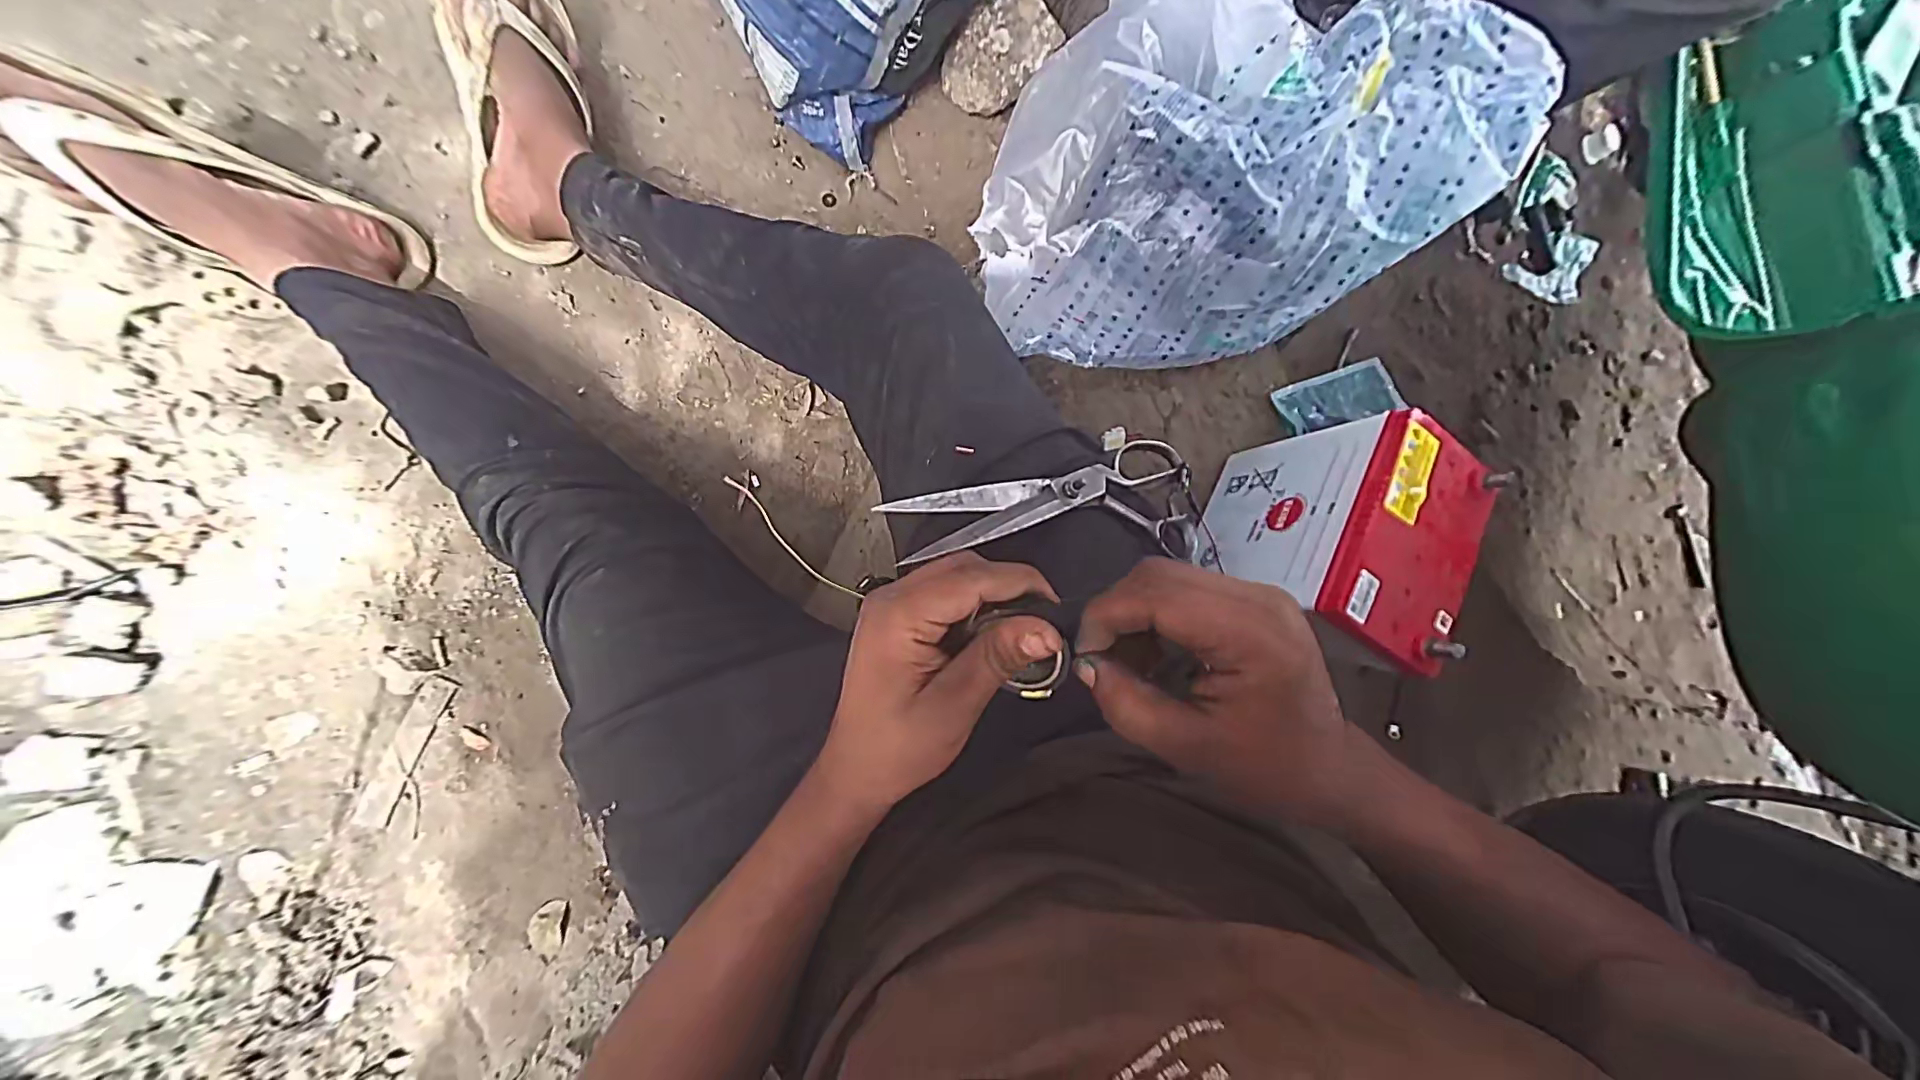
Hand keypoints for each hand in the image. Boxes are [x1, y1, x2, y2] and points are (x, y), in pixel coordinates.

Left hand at [814, 552, 1062, 811]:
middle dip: (1010, 587)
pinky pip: (946, 592)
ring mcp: (892, 602)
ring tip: (1022, 630)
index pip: (971, 578)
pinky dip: (976, 604)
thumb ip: (997, 657)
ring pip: (957, 575)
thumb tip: (1047, 628)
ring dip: (994, 595)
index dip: (1020, 585)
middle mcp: (891, 596)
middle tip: (1043, 623)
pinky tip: (991, 633)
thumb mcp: (954, 705)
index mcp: (898, 614)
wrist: (856, 768)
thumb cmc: (898, 748)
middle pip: (964, 567)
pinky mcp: (898, 614)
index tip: (1056, 611)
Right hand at [1074, 558, 1386, 827]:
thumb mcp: (1185, 747)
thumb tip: (1086, 666)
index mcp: (1250, 632)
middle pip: (1157, 575)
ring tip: (1128, 659)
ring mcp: (1257, 593)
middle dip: (1114, 611)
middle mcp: (1256, 597)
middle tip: (1100, 657)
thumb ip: (1125, 704)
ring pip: (1167, 577)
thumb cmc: (1267, 767)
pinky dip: (1154, 614)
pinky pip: (1184, 589)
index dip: (1105, 617)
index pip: (1155, 594)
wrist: (1330, 769)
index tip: (1083, 655)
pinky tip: (1154, 651)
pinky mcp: (1252, 599)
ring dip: (1133, 612)